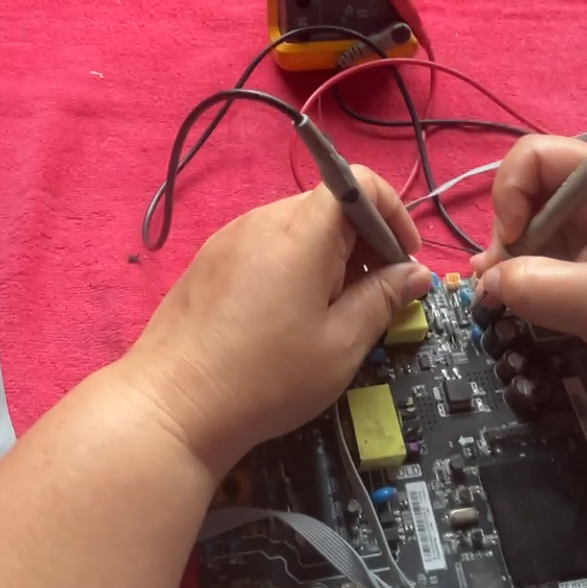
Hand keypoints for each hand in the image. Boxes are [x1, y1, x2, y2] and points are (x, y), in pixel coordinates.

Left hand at [121, 167, 431, 475]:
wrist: (171, 405)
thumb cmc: (265, 377)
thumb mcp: (340, 345)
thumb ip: (383, 299)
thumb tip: (415, 274)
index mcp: (301, 231)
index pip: (358, 182)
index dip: (392, 213)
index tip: (402, 261)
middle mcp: (263, 219)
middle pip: (329, 205)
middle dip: (364, 240)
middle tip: (374, 295)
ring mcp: (232, 235)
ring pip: (298, 225)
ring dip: (329, 253)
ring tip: (331, 309)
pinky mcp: (211, 257)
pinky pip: (267, 242)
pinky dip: (294, 262)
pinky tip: (288, 311)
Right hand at [469, 135, 586, 406]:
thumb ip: (533, 287)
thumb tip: (484, 282)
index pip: (535, 156)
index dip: (510, 192)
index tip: (512, 242)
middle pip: (529, 191)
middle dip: (507, 233)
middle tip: (499, 281)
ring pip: (534, 225)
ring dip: (513, 258)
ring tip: (503, 296)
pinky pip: (550, 252)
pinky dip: (529, 273)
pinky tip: (520, 299)